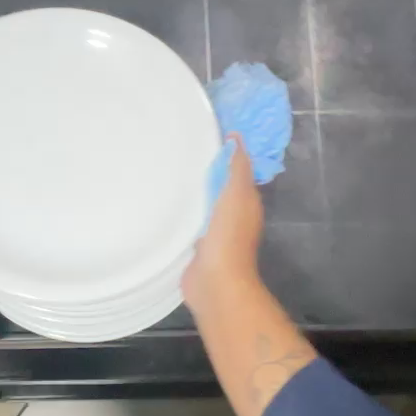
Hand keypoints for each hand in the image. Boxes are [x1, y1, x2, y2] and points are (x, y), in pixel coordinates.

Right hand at [184, 136, 263, 315]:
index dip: (226, 154)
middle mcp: (233, 217)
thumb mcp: (236, 194)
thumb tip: (236, 137)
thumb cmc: (228, 235)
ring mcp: (215, 234)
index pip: (237, 172)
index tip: (205, 134)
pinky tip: (168, 206)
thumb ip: (237, 167)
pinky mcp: (197, 248)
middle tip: (181, 149)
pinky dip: (184, 214)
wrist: (215, 281)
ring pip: (205, 206)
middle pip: (220, 188)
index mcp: (246, 203)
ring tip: (170, 173)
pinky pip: (191, 224)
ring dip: (194, 194)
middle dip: (207, 172)